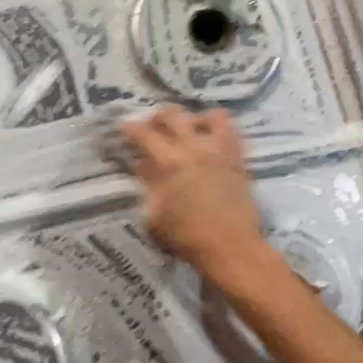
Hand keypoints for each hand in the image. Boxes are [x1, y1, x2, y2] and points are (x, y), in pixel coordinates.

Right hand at [119, 105, 267, 281]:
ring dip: (194, 118)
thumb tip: (143, 164)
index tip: (124, 127)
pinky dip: (219, 129)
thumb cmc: (187, 237)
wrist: (229, 247)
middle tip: (151, 126)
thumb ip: (148, 185)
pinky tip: (211, 139)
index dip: (131, 128)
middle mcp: (195, 148)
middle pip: (174, 115)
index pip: (145, 134)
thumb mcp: (155, 214)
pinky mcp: (238, 159)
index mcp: (170, 163)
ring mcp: (220, 151)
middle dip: (158, 116)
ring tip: (187, 129)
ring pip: (210, 116)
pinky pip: (233, 131)